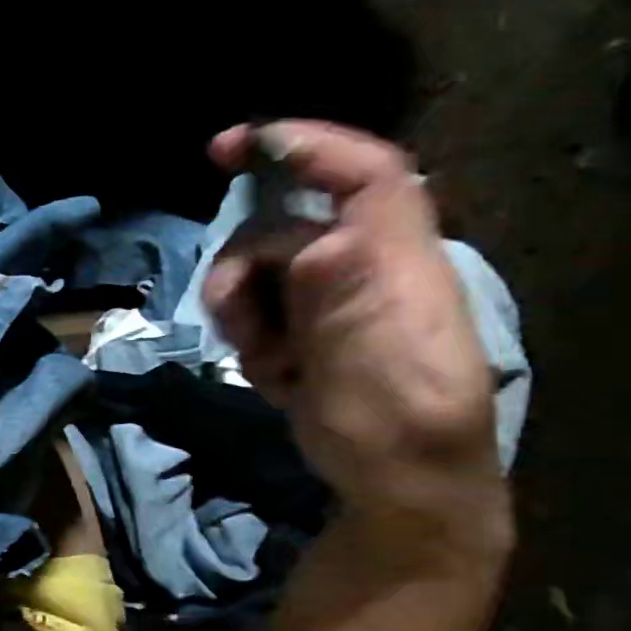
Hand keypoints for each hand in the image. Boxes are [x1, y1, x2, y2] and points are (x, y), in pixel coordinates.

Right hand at [203, 121, 504, 536]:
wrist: (400, 484)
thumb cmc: (395, 422)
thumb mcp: (371, 362)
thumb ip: (344, 294)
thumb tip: (314, 240)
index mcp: (393, 258)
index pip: (359, 173)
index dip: (300, 146)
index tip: (230, 148)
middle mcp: (362, 267)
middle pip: (281, 232)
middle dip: (242, 271)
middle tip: (233, 321)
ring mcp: (333, 303)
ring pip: (260, 276)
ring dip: (243, 315)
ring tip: (266, 363)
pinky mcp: (311, 335)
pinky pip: (261, 317)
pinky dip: (253, 345)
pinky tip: (277, 379)